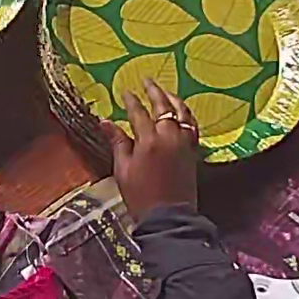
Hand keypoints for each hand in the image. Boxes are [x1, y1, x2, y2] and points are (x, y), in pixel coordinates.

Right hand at [101, 78, 199, 216]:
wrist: (169, 217)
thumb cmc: (141, 196)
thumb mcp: (123, 170)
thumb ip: (117, 142)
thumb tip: (105, 122)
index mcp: (149, 141)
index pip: (139, 113)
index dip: (132, 101)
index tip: (126, 92)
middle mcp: (169, 137)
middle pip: (163, 106)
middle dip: (155, 91)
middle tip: (148, 80)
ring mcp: (185, 143)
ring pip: (182, 113)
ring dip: (173, 99)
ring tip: (166, 92)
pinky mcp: (194, 151)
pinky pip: (193, 125)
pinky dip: (187, 115)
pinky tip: (182, 112)